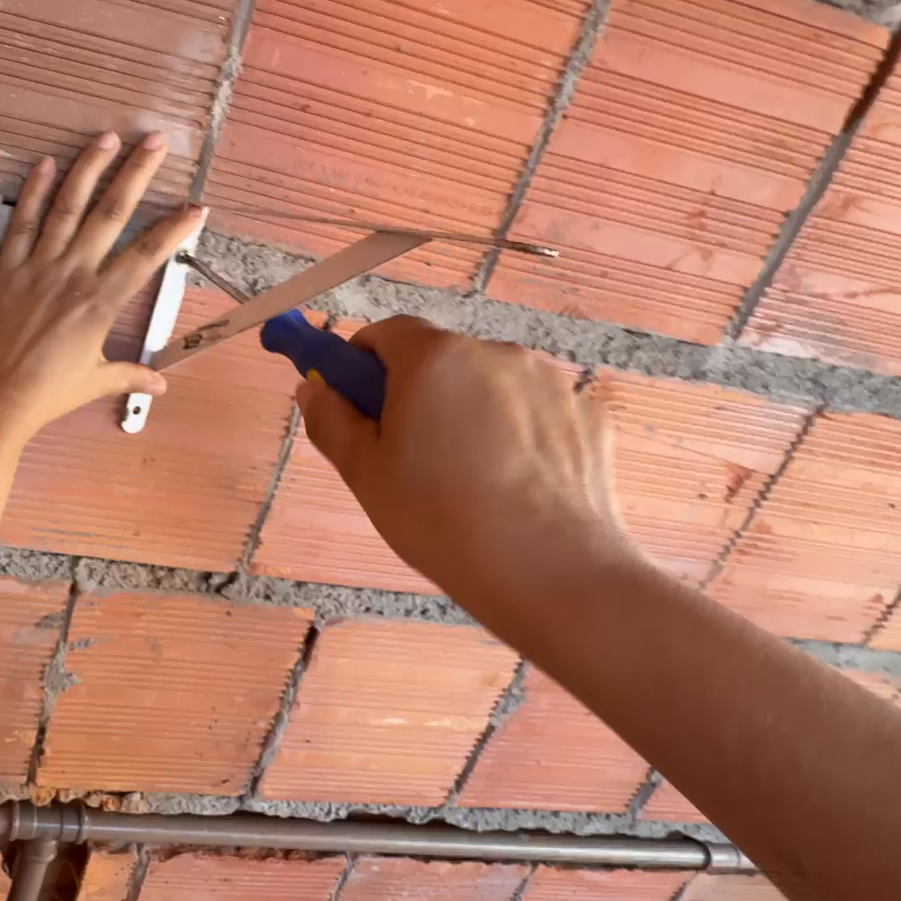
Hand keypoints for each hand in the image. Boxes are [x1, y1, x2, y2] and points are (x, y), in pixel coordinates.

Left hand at [0, 131, 206, 445]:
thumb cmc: (46, 394)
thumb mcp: (94, 383)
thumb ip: (129, 375)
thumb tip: (160, 386)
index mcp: (101, 303)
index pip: (147, 256)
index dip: (174, 229)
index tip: (197, 207)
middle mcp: (74, 275)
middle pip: (112, 214)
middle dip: (137, 174)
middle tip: (156, 141)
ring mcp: (38, 267)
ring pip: (69, 207)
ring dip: (90, 168)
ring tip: (108, 136)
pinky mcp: (7, 269)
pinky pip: (23, 222)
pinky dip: (34, 191)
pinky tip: (46, 163)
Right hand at [297, 315, 640, 601]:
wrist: (547, 568)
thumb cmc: (435, 516)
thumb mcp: (362, 472)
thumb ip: (331, 420)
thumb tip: (312, 389)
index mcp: (434, 360)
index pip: (387, 331)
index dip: (361, 360)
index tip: (354, 400)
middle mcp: (496, 353)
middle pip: (439, 358)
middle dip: (415, 391)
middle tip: (403, 453)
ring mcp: (551, 381)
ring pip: (486, 384)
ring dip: (465, 410)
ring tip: (462, 477)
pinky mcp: (587, 414)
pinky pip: (531, 410)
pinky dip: (512, 433)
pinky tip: (508, 484)